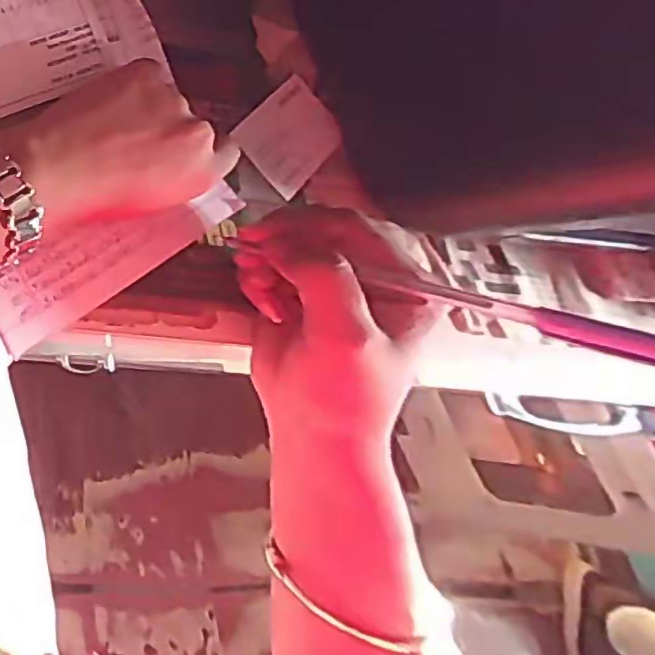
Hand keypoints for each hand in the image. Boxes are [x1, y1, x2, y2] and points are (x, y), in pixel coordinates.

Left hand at [0, 60, 237, 223]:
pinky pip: (146, 73)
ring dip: (144, 104)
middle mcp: (197, 133)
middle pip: (192, 121)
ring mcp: (171, 99)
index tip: (172, 148)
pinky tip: (103, 104)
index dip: (193, 148)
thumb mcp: (144, 202)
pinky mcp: (144, 74)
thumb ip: (171, 179)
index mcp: (201, 172)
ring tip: (106, 124)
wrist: (50, 169)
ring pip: (166, 96)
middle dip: (164, 127)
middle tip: (126, 139)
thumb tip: (168, 165)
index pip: (223, 150)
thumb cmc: (86, 194)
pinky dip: (128, 84)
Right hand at [232, 207, 440, 443]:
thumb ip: (324, 280)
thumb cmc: (345, 395)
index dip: (307, 225)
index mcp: (403, 284)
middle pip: (318, 232)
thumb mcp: (345, 335)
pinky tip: (262, 302)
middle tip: (250, 250)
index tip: (268, 235)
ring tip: (258, 286)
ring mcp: (329, 288)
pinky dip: (256, 279)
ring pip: (289, 248)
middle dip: (280, 241)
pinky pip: (270, 269)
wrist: (314, 429)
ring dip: (264, 261)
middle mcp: (369, 280)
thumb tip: (284, 244)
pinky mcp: (296, 298)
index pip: (354, 228)